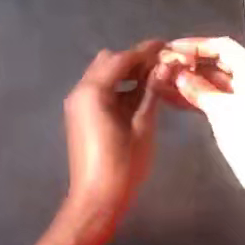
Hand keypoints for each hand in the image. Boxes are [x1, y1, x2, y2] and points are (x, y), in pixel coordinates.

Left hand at [62, 40, 164, 224]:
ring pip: (102, 75)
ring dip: (125, 73)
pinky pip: (99, 90)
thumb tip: (166, 65)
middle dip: (134, 60)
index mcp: (93, 91)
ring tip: (155, 78)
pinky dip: (117, 87)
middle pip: (108, 62)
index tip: (167, 45)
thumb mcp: (143, 125)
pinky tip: (139, 94)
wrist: (96, 198)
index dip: (145, 52)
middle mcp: (80, 91)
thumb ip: (152, 91)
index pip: (121, 59)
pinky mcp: (80, 116)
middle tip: (162, 65)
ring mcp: (78, 104)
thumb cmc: (123, 164)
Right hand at [155, 36, 244, 200]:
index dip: (195, 45)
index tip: (171, 48)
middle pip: (218, 62)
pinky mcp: (241, 113)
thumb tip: (179, 75)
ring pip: (214, 81)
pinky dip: (197, 96)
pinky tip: (173, 97)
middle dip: (190, 63)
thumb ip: (200, 90)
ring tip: (163, 79)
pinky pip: (216, 97)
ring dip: (190, 80)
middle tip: (164, 64)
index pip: (223, 47)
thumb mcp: (223, 113)